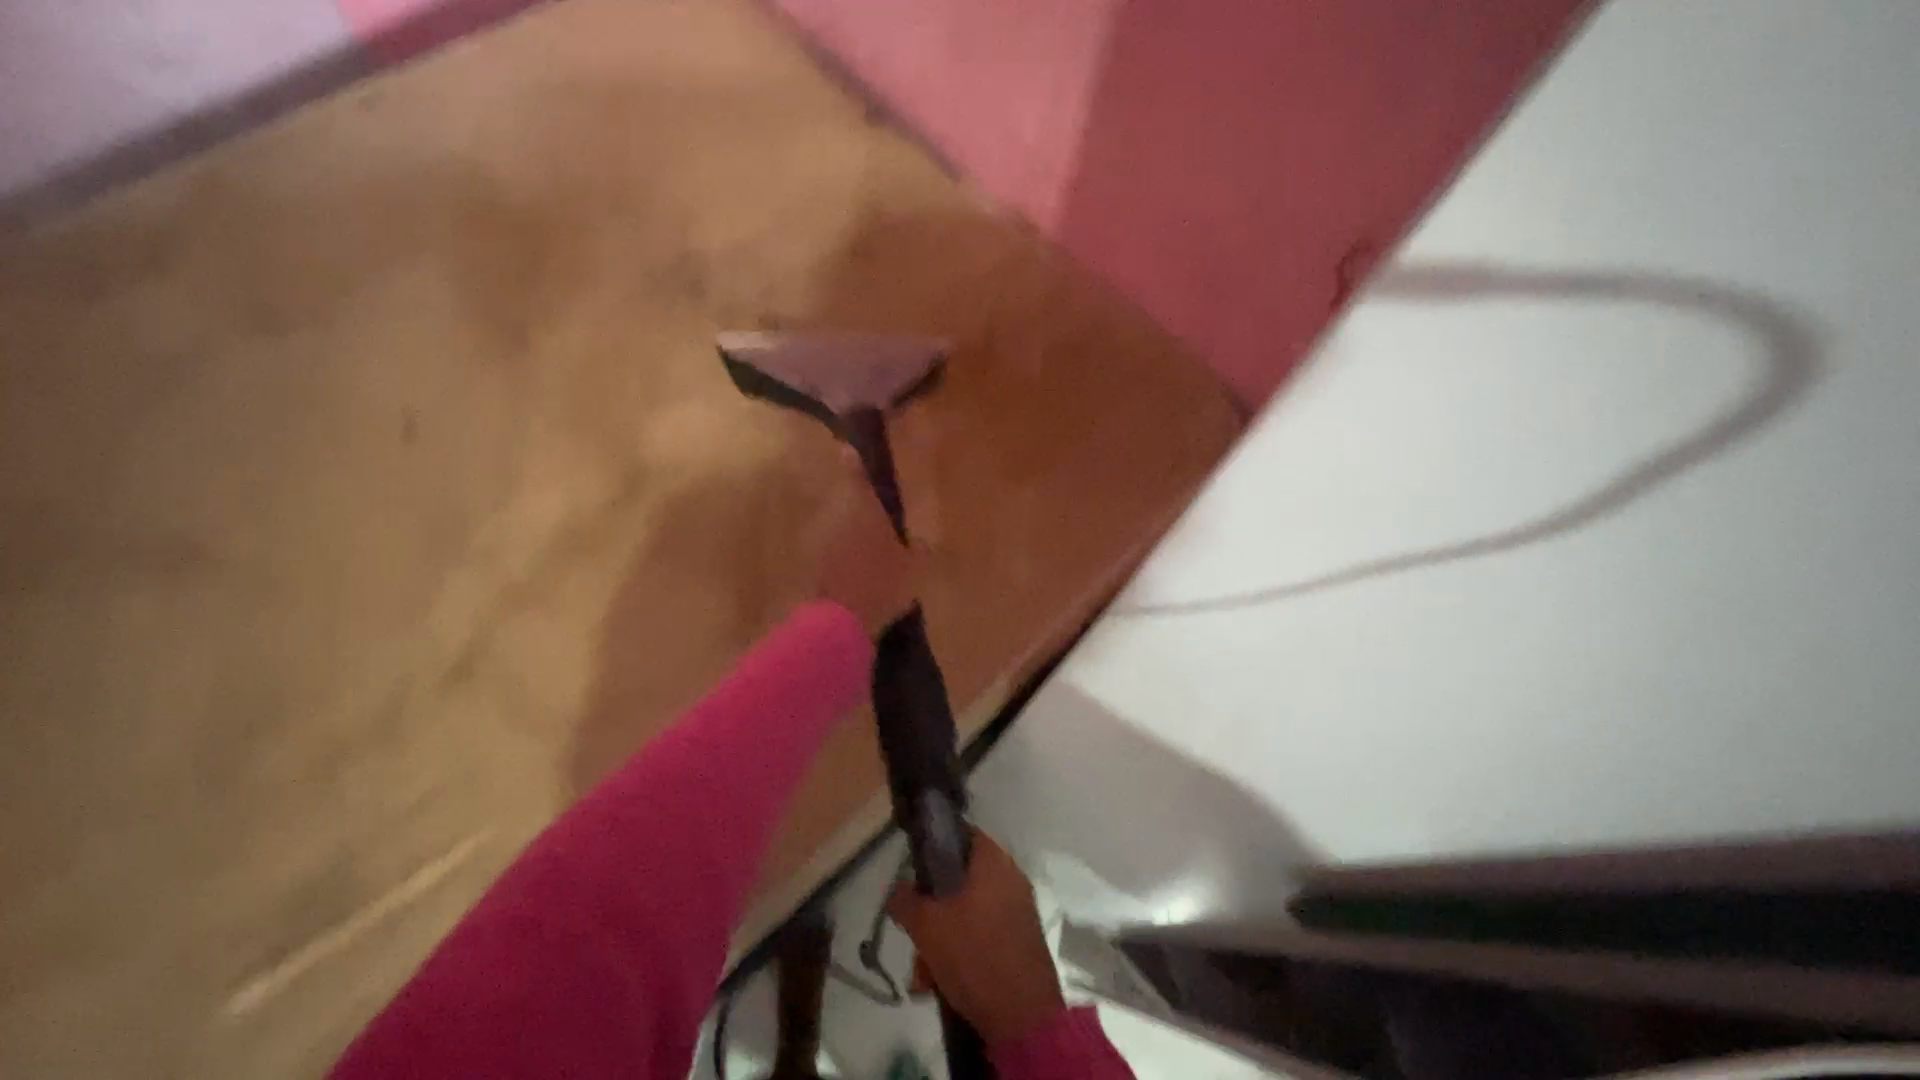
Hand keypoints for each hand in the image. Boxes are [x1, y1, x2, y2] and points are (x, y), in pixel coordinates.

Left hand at [814, 454, 918, 637]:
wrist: (839, 622)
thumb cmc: (881, 584)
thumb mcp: (915, 569)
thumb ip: (921, 552)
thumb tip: (928, 543)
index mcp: (861, 507)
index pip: (854, 471)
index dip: (853, 459)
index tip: (851, 448)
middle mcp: (833, 516)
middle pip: (842, 500)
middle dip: (855, 505)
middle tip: (875, 515)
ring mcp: (816, 541)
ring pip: (833, 527)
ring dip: (845, 533)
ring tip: (866, 548)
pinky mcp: (808, 566)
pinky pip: (827, 553)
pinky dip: (838, 557)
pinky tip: (854, 573)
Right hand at [886, 832, 1066, 1045]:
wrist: (1023, 1017)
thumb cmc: (974, 956)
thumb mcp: (926, 926)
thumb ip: (906, 901)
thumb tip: (898, 890)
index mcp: (993, 862)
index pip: (961, 834)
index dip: (934, 848)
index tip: (913, 872)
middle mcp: (1010, 879)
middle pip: (959, 881)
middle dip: (930, 912)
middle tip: (914, 936)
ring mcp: (1018, 911)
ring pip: (966, 914)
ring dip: (940, 941)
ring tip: (922, 976)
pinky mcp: (1020, 941)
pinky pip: (981, 935)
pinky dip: (960, 955)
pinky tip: (939, 985)